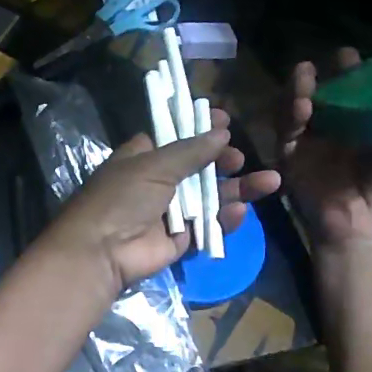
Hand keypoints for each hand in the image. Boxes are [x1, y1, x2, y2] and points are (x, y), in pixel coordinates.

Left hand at [43, 107, 281, 297]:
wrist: (102, 251)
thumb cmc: (122, 198)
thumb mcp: (154, 166)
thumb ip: (190, 151)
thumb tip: (221, 132)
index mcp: (142, 157)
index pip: (175, 136)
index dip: (199, 128)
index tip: (225, 120)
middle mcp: (157, 182)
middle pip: (198, 166)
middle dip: (222, 160)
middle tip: (238, 157)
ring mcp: (170, 211)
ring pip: (210, 196)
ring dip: (238, 188)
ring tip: (269, 180)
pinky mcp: (180, 238)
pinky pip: (209, 225)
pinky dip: (226, 218)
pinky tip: (241, 210)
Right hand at [280, 48, 371, 251]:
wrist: (370, 230)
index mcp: (370, 126)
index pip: (357, 91)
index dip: (354, 73)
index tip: (350, 57)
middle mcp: (339, 131)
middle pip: (324, 93)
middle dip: (324, 75)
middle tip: (327, 61)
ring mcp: (312, 144)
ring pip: (299, 106)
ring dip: (301, 88)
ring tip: (305, 72)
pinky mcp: (290, 157)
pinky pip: (286, 130)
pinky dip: (290, 114)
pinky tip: (301, 104)